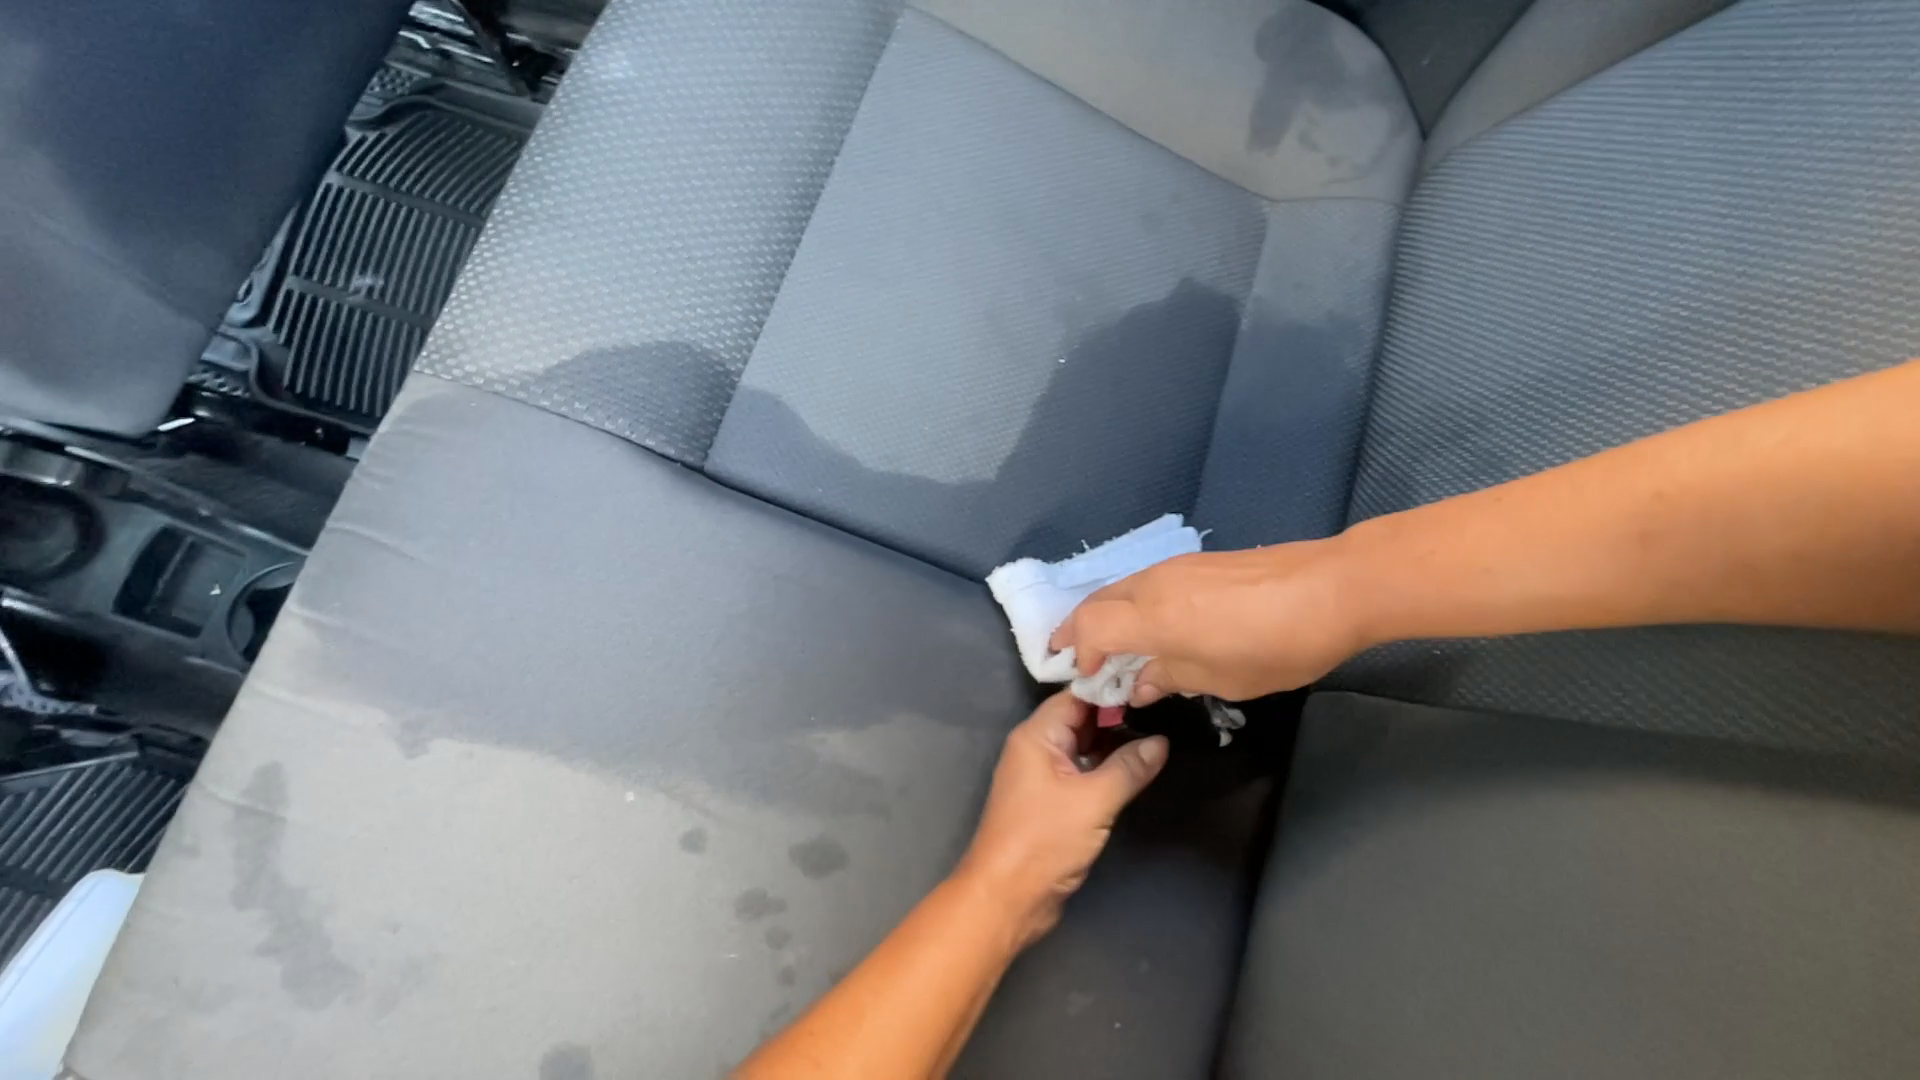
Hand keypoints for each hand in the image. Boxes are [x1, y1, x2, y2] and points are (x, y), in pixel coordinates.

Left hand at [956, 693, 1168, 946]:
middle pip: (1079, 718)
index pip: (1075, 697)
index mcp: (1036, 735)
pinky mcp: (1051, 799)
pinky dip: (1104, 765)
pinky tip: (1135, 764)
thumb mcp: (1094, 801)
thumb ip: (1129, 768)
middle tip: (1161, 706)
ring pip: (1081, 745)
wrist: (1007, 895)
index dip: (1110, 690)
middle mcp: (1036, 747)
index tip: (1149, 685)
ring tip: (1157, 729)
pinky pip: (1080, 769)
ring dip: (1112, 741)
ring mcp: (1042, 774)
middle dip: (1116, 714)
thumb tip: (1161, 741)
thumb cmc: (1044, 840)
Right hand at [1049, 539, 1366, 706]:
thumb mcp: (1222, 678)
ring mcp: (1174, 567)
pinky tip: (1151, 625)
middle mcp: (1152, 585)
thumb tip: (1140, 685)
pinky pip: (1144, 583)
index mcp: (1153, 618)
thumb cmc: (1276, 645)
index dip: (1080, 653)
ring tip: (1112, 644)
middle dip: (1078, 629)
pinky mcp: (1195, 562)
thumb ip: (1171, 678)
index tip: (1087, 677)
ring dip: (1105, 615)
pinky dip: (1131, 605)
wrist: (1332, 587)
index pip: (1090, 627)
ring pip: (1119, 588)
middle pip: (1096, 601)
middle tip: (1077, 656)